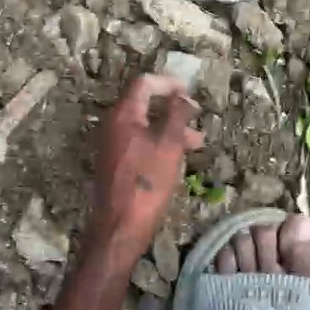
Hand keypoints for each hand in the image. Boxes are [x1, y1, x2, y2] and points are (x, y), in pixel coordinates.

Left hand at [87, 74, 203, 258]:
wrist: (120, 227)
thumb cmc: (147, 181)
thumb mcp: (169, 143)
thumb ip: (176, 113)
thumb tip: (181, 95)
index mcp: (122, 114)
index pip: (144, 83)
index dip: (168, 83)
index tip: (190, 92)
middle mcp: (113, 124)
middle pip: (144, 104)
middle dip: (172, 108)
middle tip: (195, 116)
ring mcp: (112, 145)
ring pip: (145, 126)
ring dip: (170, 128)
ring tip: (196, 142)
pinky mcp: (116, 163)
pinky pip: (139, 142)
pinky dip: (159, 143)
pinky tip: (177, 158)